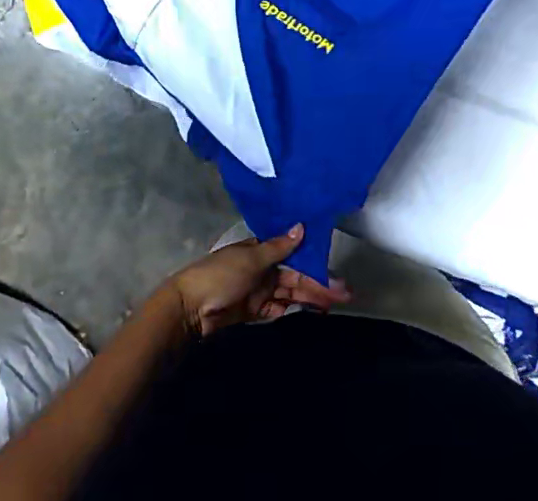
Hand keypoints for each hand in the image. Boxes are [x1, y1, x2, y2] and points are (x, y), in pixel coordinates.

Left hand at [162, 224, 349, 337]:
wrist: (192, 308)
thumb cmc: (221, 276)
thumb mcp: (251, 259)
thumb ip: (278, 247)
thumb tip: (301, 225)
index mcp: (259, 251)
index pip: (292, 255)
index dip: (313, 262)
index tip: (335, 269)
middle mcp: (261, 269)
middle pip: (295, 277)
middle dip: (318, 284)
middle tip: (345, 294)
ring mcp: (258, 291)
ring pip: (291, 293)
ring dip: (311, 298)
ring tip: (335, 304)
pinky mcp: (254, 311)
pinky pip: (279, 308)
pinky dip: (293, 309)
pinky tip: (312, 312)